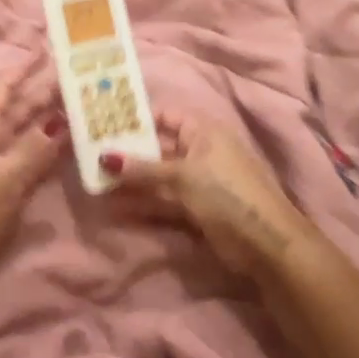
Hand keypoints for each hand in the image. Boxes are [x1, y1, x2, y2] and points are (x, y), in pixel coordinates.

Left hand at [0, 69, 69, 283]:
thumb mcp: (3, 176)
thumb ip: (32, 150)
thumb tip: (59, 119)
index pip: (2, 92)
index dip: (20, 72)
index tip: (41, 53)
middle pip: (18, 113)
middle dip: (42, 95)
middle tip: (74, 79)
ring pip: (26, 137)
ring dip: (48, 122)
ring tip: (77, 108)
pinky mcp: (2, 192)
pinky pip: (29, 162)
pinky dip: (46, 152)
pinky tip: (64, 149)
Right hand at [103, 112, 311, 277]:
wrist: (265, 241)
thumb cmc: (226, 192)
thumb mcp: (182, 176)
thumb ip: (142, 168)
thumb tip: (105, 156)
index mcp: (203, 131)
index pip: (165, 116)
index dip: (137, 119)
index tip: (105, 124)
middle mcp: (199, 150)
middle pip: (158, 147)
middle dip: (128, 153)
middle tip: (92, 156)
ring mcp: (198, 181)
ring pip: (158, 176)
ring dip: (132, 181)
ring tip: (97, 183)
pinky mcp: (195, 207)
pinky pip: (163, 199)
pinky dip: (143, 202)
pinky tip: (116, 207)